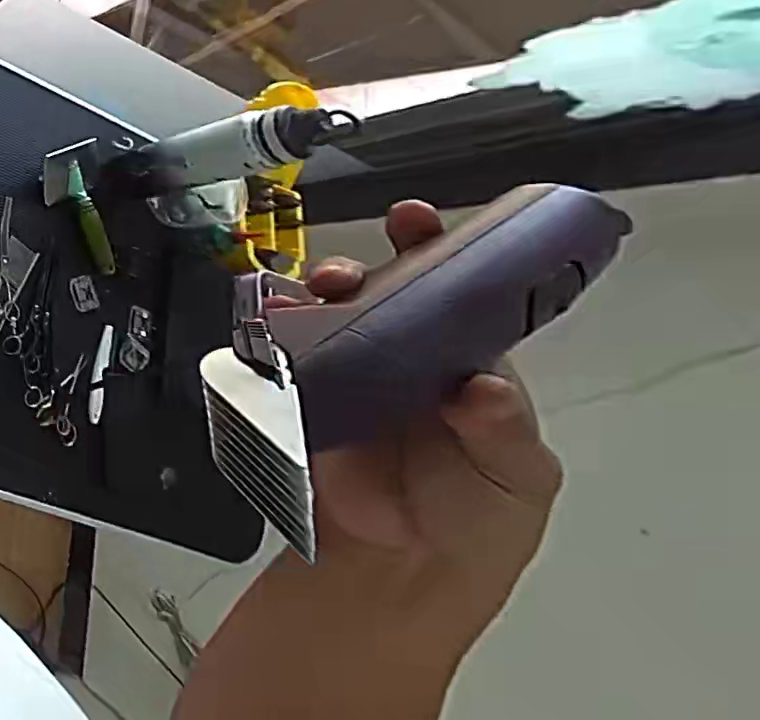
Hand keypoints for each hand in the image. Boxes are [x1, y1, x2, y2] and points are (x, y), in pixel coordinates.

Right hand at [295, 201, 564, 650]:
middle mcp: (387, 351)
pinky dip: (261, 338)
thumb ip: (502, 429)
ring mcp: (334, 369)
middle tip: (338, 279)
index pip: (441, 289)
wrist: (403, 559)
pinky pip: (271, 356)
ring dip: (298, 299)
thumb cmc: (475, 508)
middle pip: (361, 293)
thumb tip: (478, 388)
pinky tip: (262, 332)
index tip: (411, 217)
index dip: (427, 247)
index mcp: (449, 356)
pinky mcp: (291, 394)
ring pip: (309, 315)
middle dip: (346, 271)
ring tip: (297, 304)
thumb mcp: (515, 471)